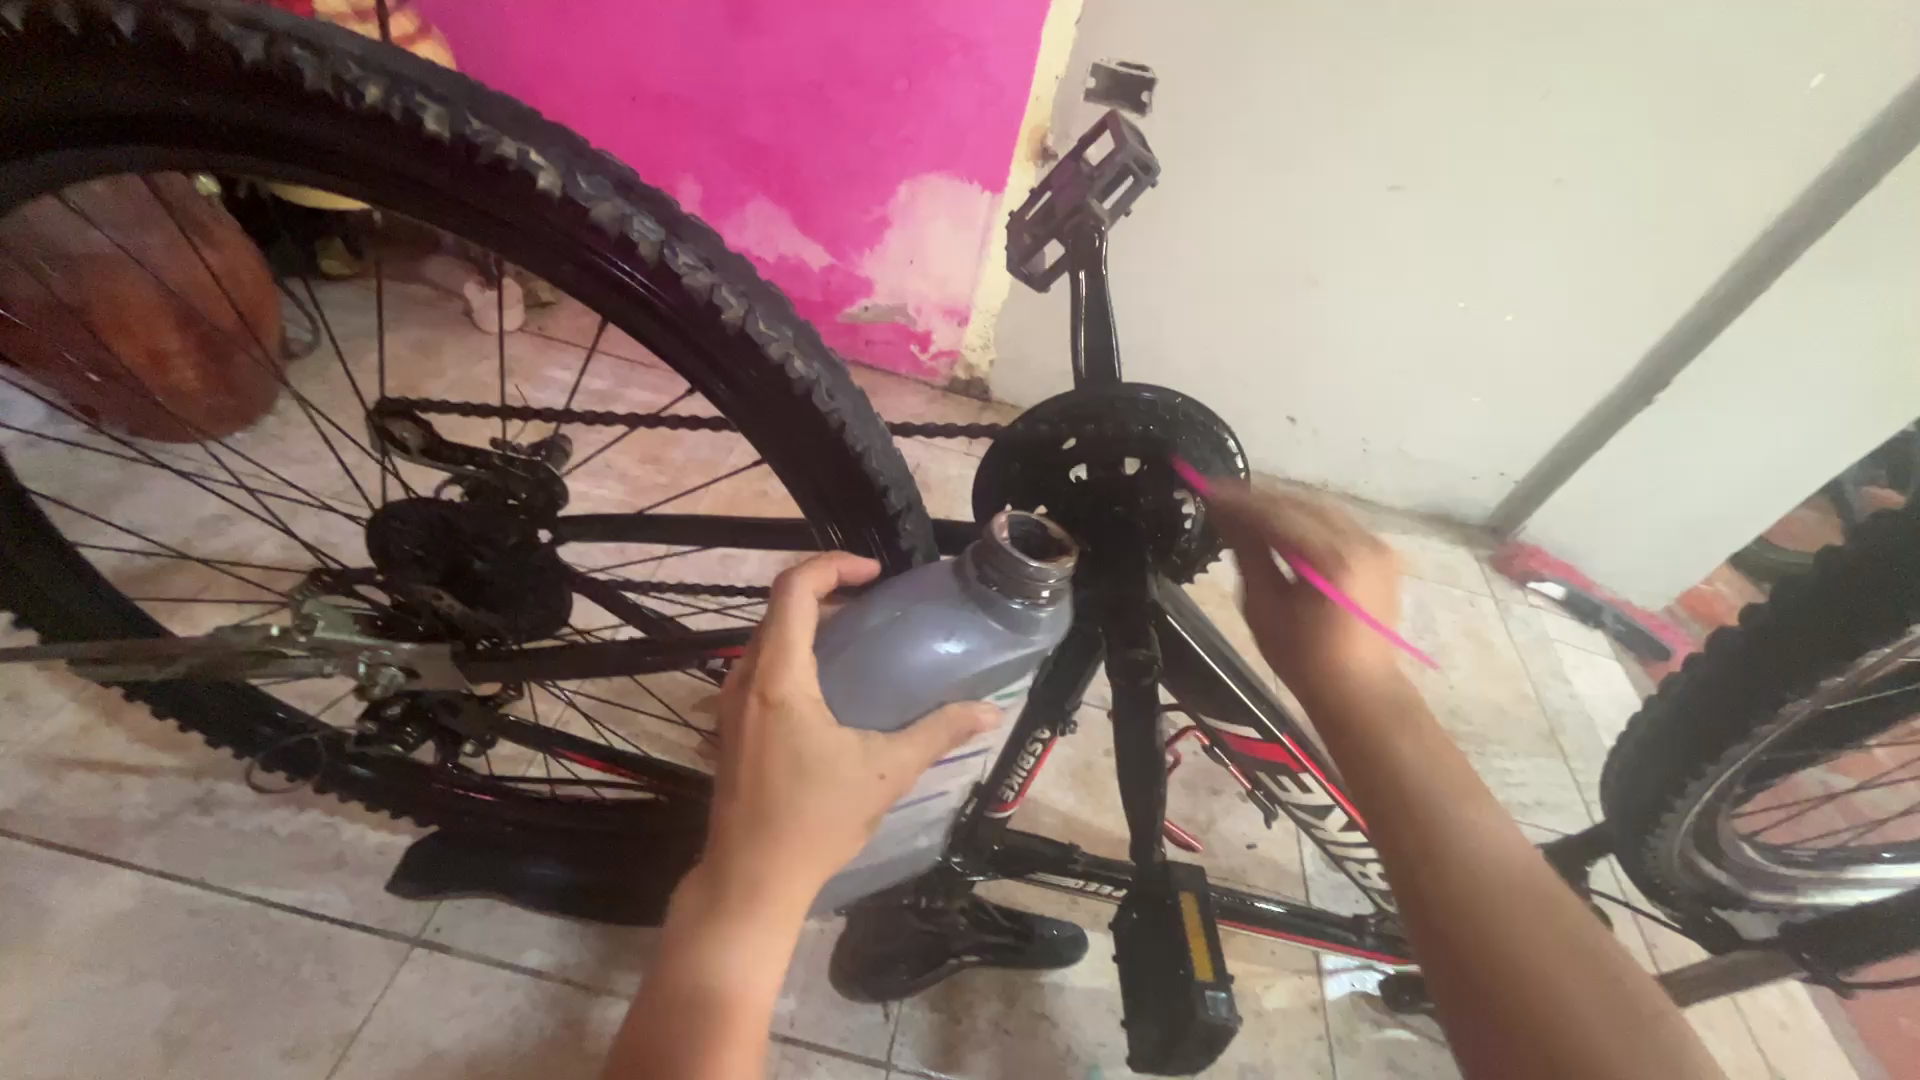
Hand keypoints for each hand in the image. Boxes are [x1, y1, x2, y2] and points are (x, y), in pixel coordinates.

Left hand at [702, 552, 1000, 907]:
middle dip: (826, 589)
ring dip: (808, 621)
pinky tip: (830, 681)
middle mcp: (745, 679)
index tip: (875, 572)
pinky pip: (761, 664)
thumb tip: (990, 711)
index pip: (793, 590)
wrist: (750, 880)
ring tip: (856, 632)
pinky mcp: (732, 725)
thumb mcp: (887, 772)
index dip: (833, 565)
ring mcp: (732, 703)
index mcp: (779, 678)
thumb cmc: (815, 822)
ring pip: (766, 636)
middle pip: (778, 607)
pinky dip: (794, 650)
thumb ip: (939, 732)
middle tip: (874, 599)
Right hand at [1205, 482, 1404, 695]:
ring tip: (1243, 507)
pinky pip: (1335, 521)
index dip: (1238, 501)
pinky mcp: (1379, 552)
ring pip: (1318, 508)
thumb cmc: (1303, 658)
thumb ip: (1248, 553)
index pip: (1276, 514)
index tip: (1206, 489)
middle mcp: (1361, 542)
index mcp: (1332, 559)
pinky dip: (1303, 517)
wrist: (1359, 689)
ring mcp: (1376, 545)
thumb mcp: (1264, 606)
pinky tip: (1277, 521)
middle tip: (1218, 495)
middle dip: (1258, 498)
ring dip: (1280, 505)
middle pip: (1300, 504)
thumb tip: (1224, 515)